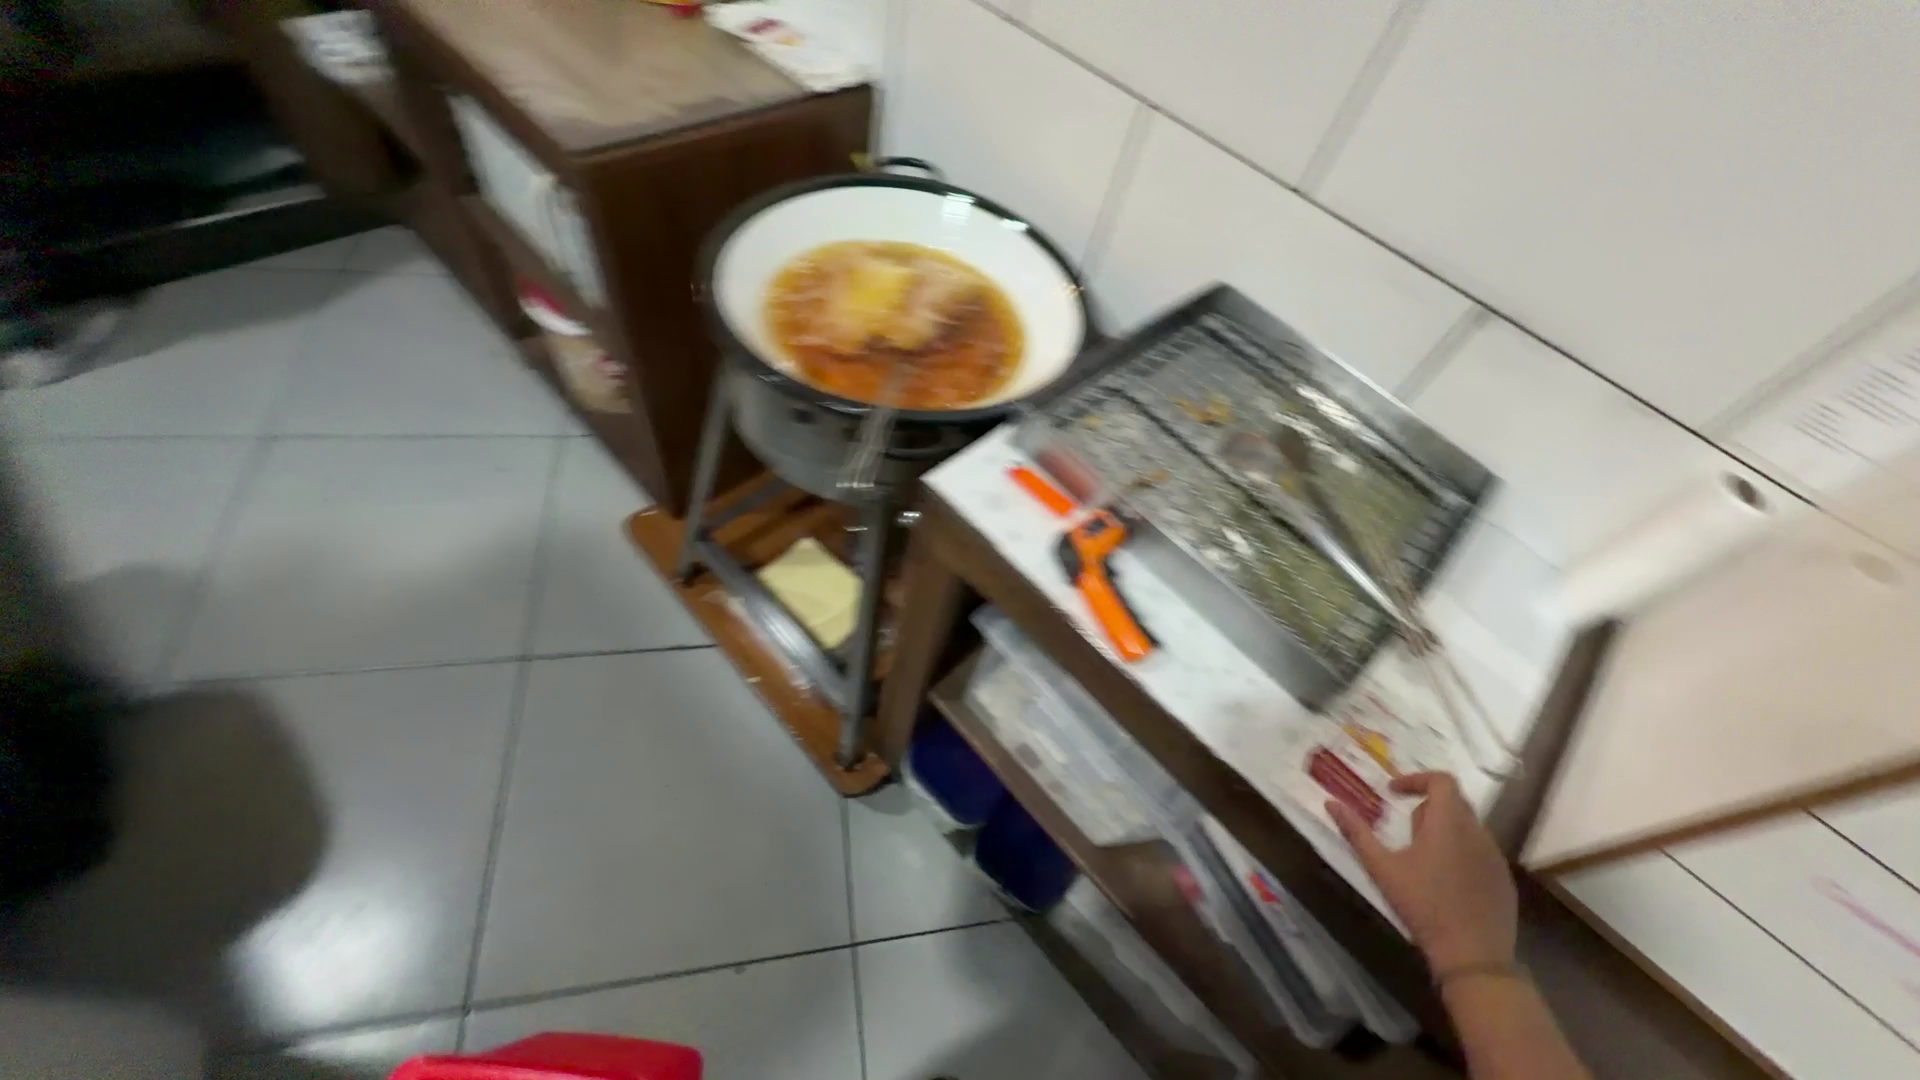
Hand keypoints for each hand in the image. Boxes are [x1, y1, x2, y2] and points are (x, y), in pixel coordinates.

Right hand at [1326, 771, 1516, 973]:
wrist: (1473, 955)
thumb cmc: (1423, 905)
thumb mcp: (1381, 868)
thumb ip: (1356, 832)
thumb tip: (1330, 803)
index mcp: (1448, 824)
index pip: (1442, 780)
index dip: (1417, 779)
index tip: (1394, 792)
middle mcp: (1477, 833)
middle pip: (1454, 802)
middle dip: (1426, 807)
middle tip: (1406, 832)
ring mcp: (1495, 857)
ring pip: (1468, 827)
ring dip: (1444, 829)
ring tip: (1423, 858)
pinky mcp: (1504, 879)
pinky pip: (1481, 851)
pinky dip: (1461, 852)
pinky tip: (1445, 881)